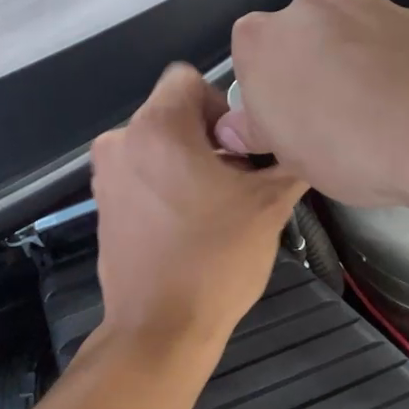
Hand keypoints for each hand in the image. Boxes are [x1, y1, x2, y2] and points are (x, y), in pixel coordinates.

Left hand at [90, 64, 305, 350]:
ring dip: (188, 160)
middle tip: (240, 176)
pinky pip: (142, 173)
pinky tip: (191, 222)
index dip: (223, 103)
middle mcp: (121, 140)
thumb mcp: (270, 205)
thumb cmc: (216, 259)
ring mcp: (106, 175)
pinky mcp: (103, 206)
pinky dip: (166, 183)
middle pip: (173, 110)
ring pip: (157, 143)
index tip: (242, 145)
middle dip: (209, 135)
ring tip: (218, 202)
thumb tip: (305, 142)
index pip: (190, 78)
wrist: (159, 330)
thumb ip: (290, 160)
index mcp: (157, 127)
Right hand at [215, 0, 408, 210]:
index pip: (251, 61)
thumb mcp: (290, 157)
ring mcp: (364, 3)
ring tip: (382, 115)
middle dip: (313, 73)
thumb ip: (257, 131)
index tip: (291, 127)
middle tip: (335, 122)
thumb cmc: (350, 146)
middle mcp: (308, 6)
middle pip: (301, 40)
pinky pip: (389, 39)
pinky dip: (393, 61)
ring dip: (355, 65)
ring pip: (347, 36)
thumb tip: (234, 127)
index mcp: (260, 38)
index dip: (271, 96)